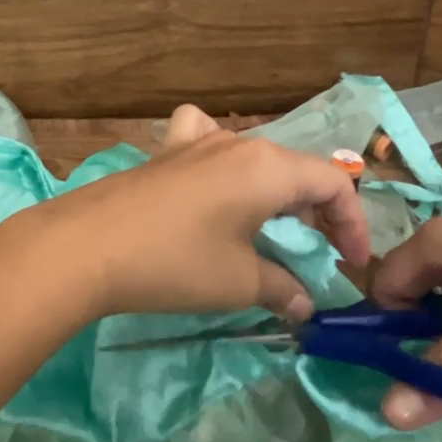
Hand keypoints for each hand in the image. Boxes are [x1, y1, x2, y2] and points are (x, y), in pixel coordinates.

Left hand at [12, 105, 372, 320]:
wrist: (88, 245)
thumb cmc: (175, 261)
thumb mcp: (240, 281)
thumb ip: (282, 288)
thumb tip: (304, 303)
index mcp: (267, 166)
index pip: (332, 182)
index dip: (353, 223)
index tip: (352, 265)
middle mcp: (236, 143)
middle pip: (294, 167)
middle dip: (316, 209)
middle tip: (318, 252)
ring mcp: (195, 142)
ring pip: (253, 154)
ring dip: (274, 187)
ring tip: (273, 223)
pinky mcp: (164, 152)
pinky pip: (204, 138)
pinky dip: (221, 155)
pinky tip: (212, 179)